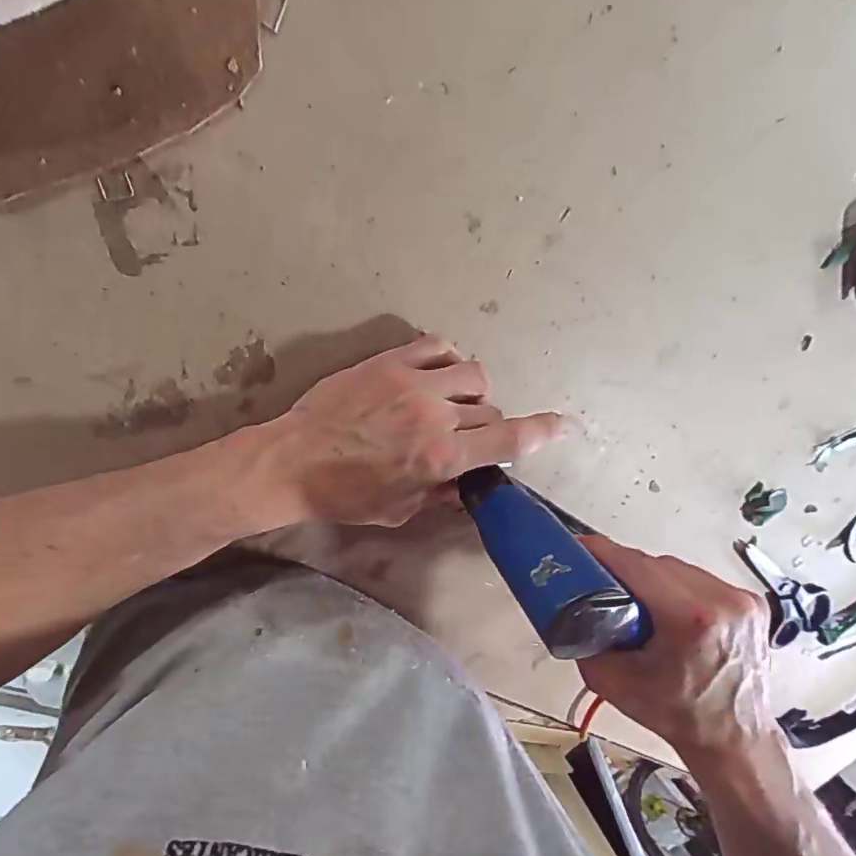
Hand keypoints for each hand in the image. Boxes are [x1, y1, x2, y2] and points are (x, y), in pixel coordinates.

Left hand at [262, 336, 565, 526]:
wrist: (292, 461)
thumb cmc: (343, 495)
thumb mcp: (398, 510)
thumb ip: (440, 495)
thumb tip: (468, 486)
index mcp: (441, 458)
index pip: (509, 440)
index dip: (543, 432)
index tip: (562, 425)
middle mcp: (436, 416)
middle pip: (491, 410)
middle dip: (487, 427)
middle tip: (464, 438)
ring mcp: (413, 383)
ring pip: (473, 373)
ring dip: (472, 392)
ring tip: (452, 404)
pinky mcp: (390, 362)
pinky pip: (437, 346)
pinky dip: (447, 359)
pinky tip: (435, 374)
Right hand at [576, 536, 782, 771]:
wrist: (731, 738)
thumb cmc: (683, 715)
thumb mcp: (612, 681)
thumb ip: (586, 640)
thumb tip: (568, 609)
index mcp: (692, 619)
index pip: (636, 565)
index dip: (602, 552)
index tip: (579, 547)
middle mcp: (723, 603)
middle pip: (656, 564)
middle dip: (623, 570)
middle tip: (598, 584)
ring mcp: (741, 601)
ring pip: (677, 568)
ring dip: (650, 578)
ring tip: (632, 602)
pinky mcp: (748, 603)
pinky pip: (699, 580)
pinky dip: (675, 588)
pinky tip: (663, 608)